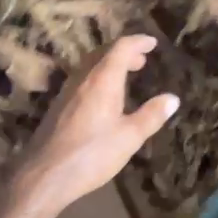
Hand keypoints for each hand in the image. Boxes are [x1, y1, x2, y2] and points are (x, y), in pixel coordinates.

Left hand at [8, 35, 179, 215]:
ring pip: (90, 66)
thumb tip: (173, 98)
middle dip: (124, 52)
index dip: (138, 42)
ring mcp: (67, 92)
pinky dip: (98, 77)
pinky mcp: (58, 106)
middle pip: (104, 53)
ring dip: (109, 64)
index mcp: (103, 80)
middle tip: (142, 60)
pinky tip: (103, 96)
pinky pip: (82, 79)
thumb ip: (151, 115)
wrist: (44, 176)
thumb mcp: (129, 137)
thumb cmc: (92, 154)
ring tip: (125, 74)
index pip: (121, 47)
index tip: (152, 42)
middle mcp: (83, 78)